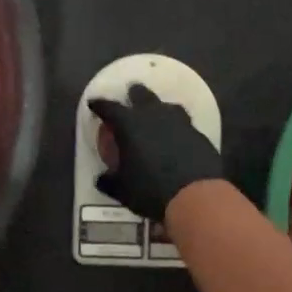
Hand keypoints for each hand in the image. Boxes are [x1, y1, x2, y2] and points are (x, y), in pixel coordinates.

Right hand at [88, 83, 222, 220]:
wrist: (194, 196)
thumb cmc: (150, 190)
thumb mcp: (121, 190)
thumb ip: (109, 181)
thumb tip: (102, 179)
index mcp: (129, 124)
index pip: (109, 107)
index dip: (100, 105)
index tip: (94, 104)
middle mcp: (153, 115)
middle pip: (141, 95)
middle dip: (133, 95)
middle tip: (129, 98)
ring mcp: (179, 122)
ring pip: (166, 105)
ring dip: (157, 108)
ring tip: (155, 116)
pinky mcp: (197, 133)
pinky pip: (183, 123)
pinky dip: (175, 126)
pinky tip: (176, 136)